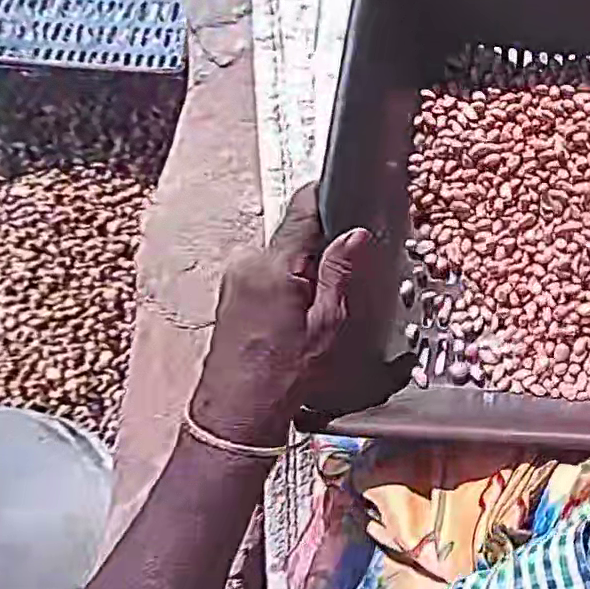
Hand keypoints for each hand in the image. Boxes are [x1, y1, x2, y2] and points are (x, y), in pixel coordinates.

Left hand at [187, 184, 371, 446]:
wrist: (236, 410)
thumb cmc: (287, 369)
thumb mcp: (327, 321)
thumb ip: (339, 272)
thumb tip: (357, 233)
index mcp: (274, 267)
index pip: (300, 214)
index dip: (321, 194)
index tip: (341, 179)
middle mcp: (249, 265)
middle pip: (293, 235)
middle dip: (323, 239)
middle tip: (355, 253)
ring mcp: (236, 278)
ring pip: (283, 254)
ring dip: (308, 262)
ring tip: (334, 287)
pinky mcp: (233, 293)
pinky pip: (270, 270)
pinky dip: (293, 276)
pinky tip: (309, 302)